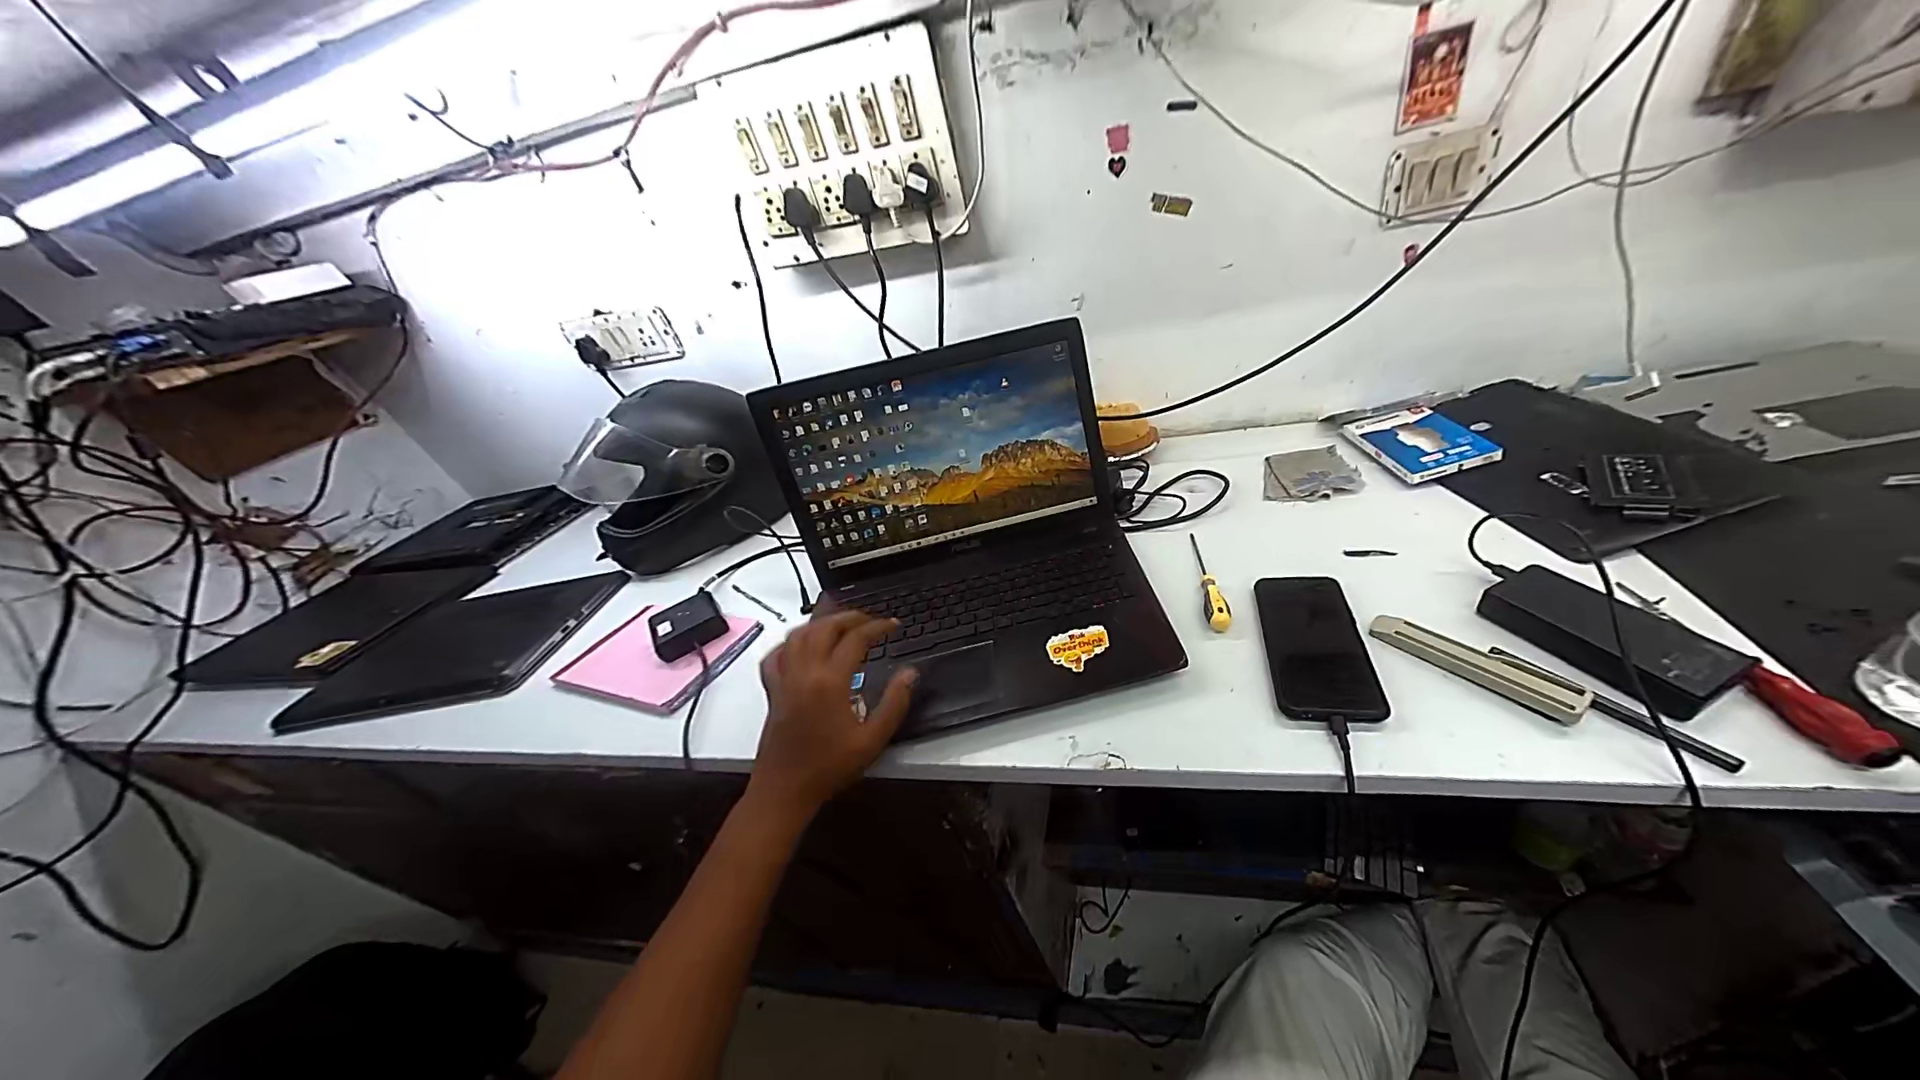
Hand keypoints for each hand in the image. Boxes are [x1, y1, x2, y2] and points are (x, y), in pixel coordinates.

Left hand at [748, 609, 916, 816]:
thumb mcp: (872, 739)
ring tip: (841, 623)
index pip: (856, 638)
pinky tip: (802, 645)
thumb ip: (894, 703)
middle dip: (851, 617)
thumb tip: (909, 674)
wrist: (785, 790)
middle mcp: (804, 673)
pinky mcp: (772, 690)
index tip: (893, 626)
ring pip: (799, 634)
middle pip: (825, 626)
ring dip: (822, 622)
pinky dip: (791, 642)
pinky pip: (777, 654)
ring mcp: (784, 679)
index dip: (878, 627)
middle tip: (870, 620)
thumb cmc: (828, 768)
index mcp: (830, 682)